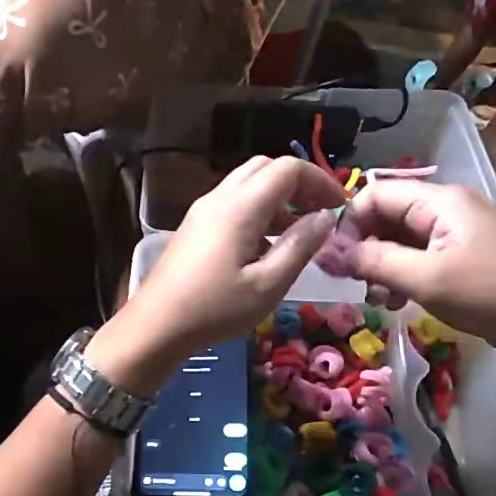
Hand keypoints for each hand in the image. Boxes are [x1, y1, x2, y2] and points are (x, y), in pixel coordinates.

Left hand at [88, 156, 343, 392]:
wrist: (155, 327)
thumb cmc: (215, 310)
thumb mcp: (268, 285)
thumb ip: (300, 246)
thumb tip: (326, 217)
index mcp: (240, 208)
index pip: (288, 169)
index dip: (320, 181)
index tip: (339, 208)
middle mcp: (219, 198)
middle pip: (266, 168)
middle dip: (299, 185)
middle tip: (320, 216)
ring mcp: (202, 211)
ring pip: (248, 185)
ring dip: (279, 199)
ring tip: (298, 235)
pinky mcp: (194, 227)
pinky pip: (233, 203)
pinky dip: (258, 212)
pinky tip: (266, 247)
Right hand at [318, 180, 495, 359]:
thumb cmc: (486, 293)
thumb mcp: (424, 278)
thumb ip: (374, 261)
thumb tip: (328, 252)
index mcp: (439, 201)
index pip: (374, 195)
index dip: (348, 223)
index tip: (334, 260)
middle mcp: (446, 207)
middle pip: (386, 216)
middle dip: (363, 248)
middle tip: (353, 283)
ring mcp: (456, 231)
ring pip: (399, 239)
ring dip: (380, 266)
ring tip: (377, 298)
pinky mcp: (462, 254)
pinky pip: (418, 255)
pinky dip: (401, 275)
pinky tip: (396, 300)